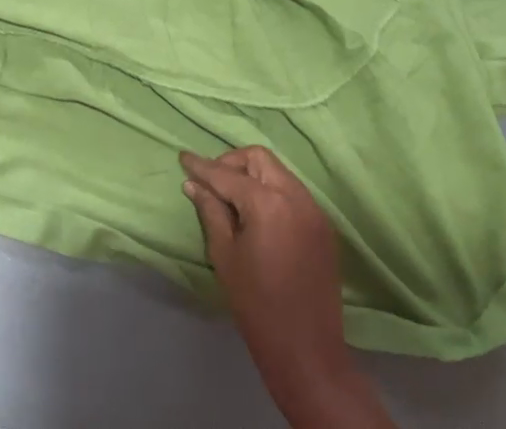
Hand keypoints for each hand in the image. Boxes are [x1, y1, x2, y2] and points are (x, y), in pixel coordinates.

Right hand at [182, 146, 392, 428]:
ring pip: (279, 174)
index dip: (202, 166)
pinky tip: (254, 214)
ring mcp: (315, 213)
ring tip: (229, 199)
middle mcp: (297, 199)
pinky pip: (293, 193)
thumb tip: (194, 184)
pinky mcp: (323, 229)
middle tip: (209, 183)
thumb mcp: (224, 253)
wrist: (305, 347)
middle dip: (231, 164)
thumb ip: (211, 211)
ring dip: (252, 176)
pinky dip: (270, 192)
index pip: (228, 174)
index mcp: (269, 204)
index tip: (182, 158)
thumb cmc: (255, 301)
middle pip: (260, 160)